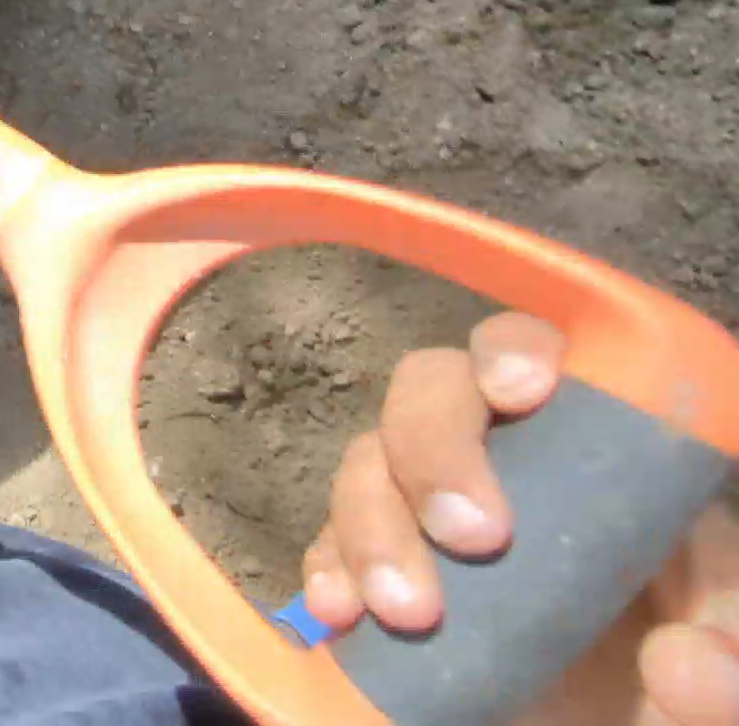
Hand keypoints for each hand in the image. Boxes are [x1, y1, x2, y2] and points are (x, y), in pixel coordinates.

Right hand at [302, 313, 738, 724]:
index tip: (517, 395)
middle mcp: (486, 453)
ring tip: (405, 611)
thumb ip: (731, 646)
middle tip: (466, 536)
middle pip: (424, 392)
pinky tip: (339, 611)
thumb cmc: (665, 670)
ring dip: (372, 526)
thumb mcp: (721, 649)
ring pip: (363, 462)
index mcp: (578, 444)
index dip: (509, 352)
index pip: (527, 350)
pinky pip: (323, 535)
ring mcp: (414, 500)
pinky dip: (327, 566)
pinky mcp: (365, 554)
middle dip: (430, 448)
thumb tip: (690, 660)